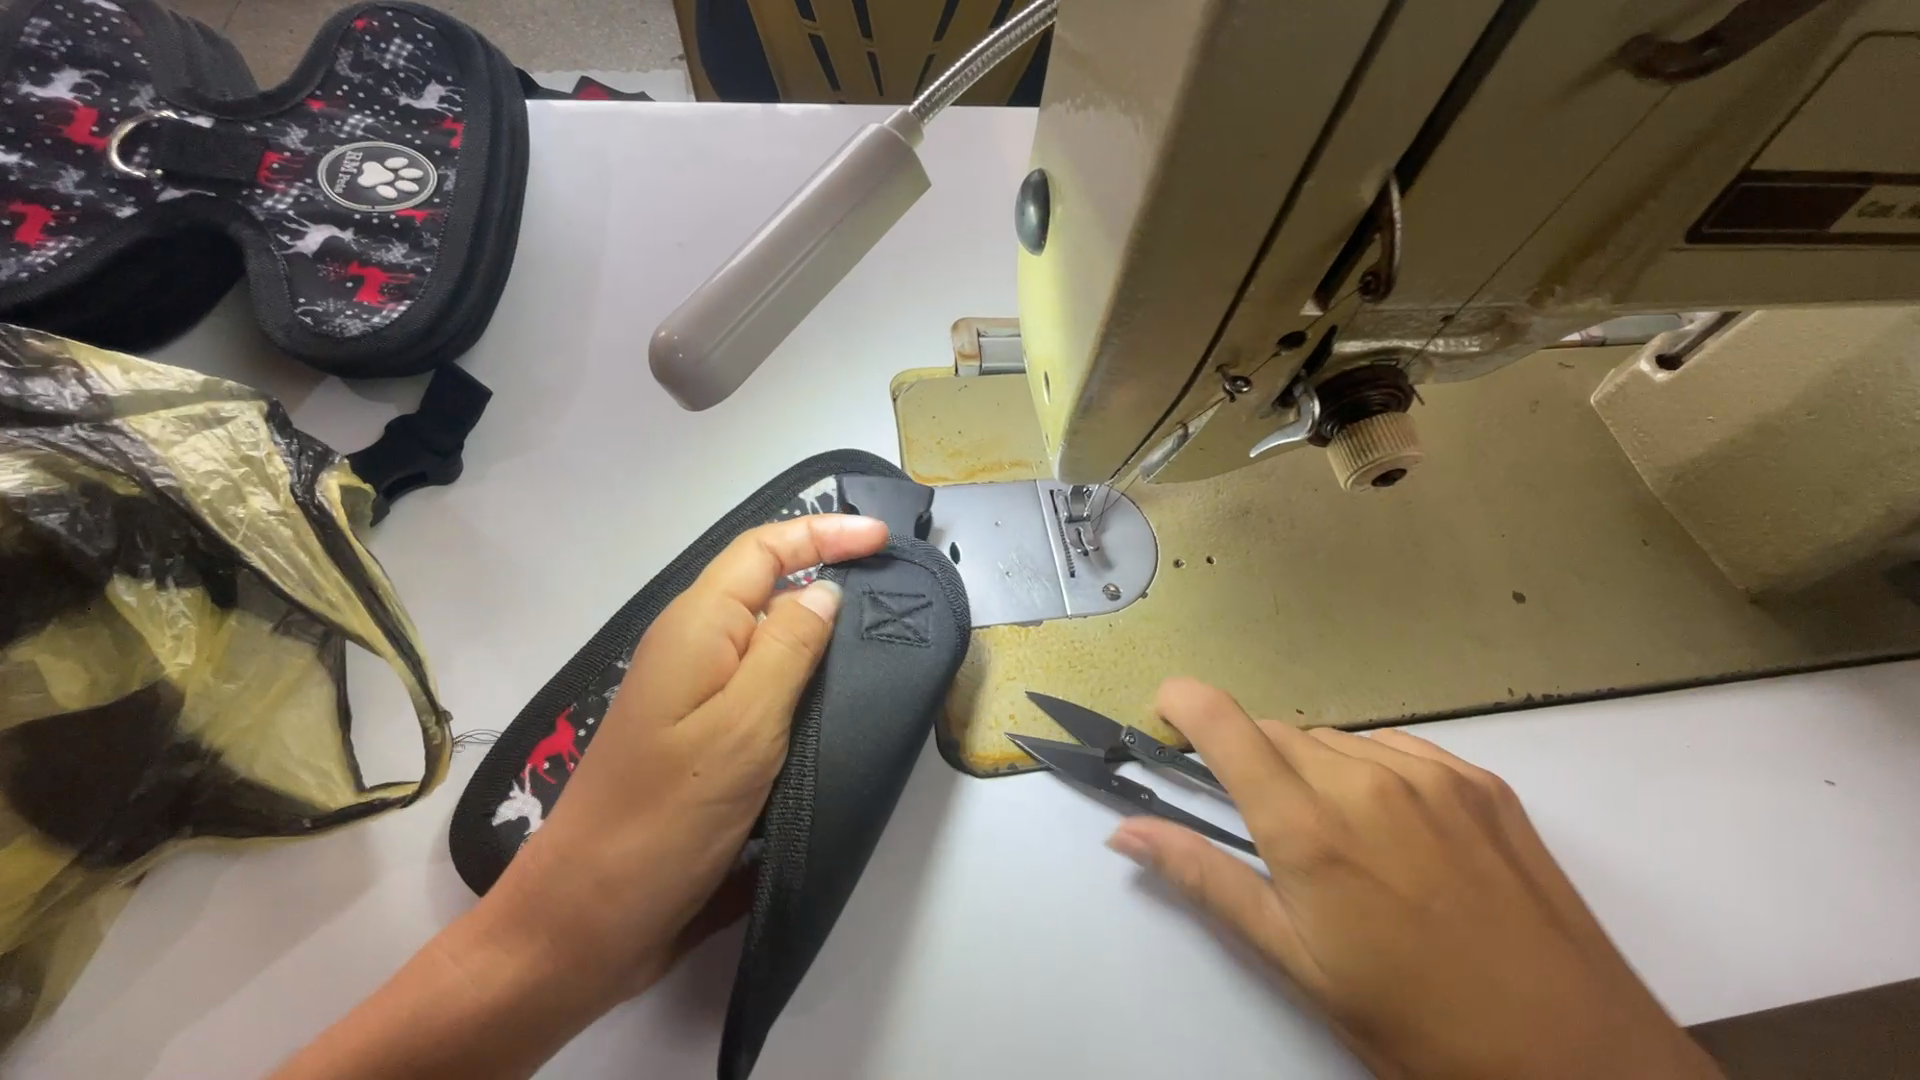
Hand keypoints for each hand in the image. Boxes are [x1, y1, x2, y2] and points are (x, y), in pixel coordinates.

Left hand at [273, 515, 889, 1079]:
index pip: (763, 550)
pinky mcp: (701, 735)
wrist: (587, 918)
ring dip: (818, 623)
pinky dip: (803, 671)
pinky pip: (761, 680)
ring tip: (879, 634)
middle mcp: (692, 647)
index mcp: (696, 627)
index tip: (885, 539)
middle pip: (764, 583)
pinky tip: (837, 694)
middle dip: (826, 569)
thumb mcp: (741, 726)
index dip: (823, 532)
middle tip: (894, 586)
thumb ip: (787, 649)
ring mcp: (694, 693)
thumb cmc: (666, 817)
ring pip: (765, 634)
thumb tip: (824, 592)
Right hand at [1108, 678, 1723, 1079]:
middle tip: (1267, 827)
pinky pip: (1394, 749)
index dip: (1180, 701)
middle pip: (1275, 732)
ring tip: (1341, 841)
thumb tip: (1125, 831)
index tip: (1166, 716)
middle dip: (1249, 760)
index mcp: (1310, 829)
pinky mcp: (1482, 781)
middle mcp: (1365, 780)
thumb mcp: (1296, 962)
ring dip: (1311, 769)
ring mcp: (1432, 774)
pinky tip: (1396, 831)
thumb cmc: (1413, 1021)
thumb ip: (1205, 880)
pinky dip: (1370, 772)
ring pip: (1333, 740)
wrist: (1579, 1060)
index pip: (1222, 722)